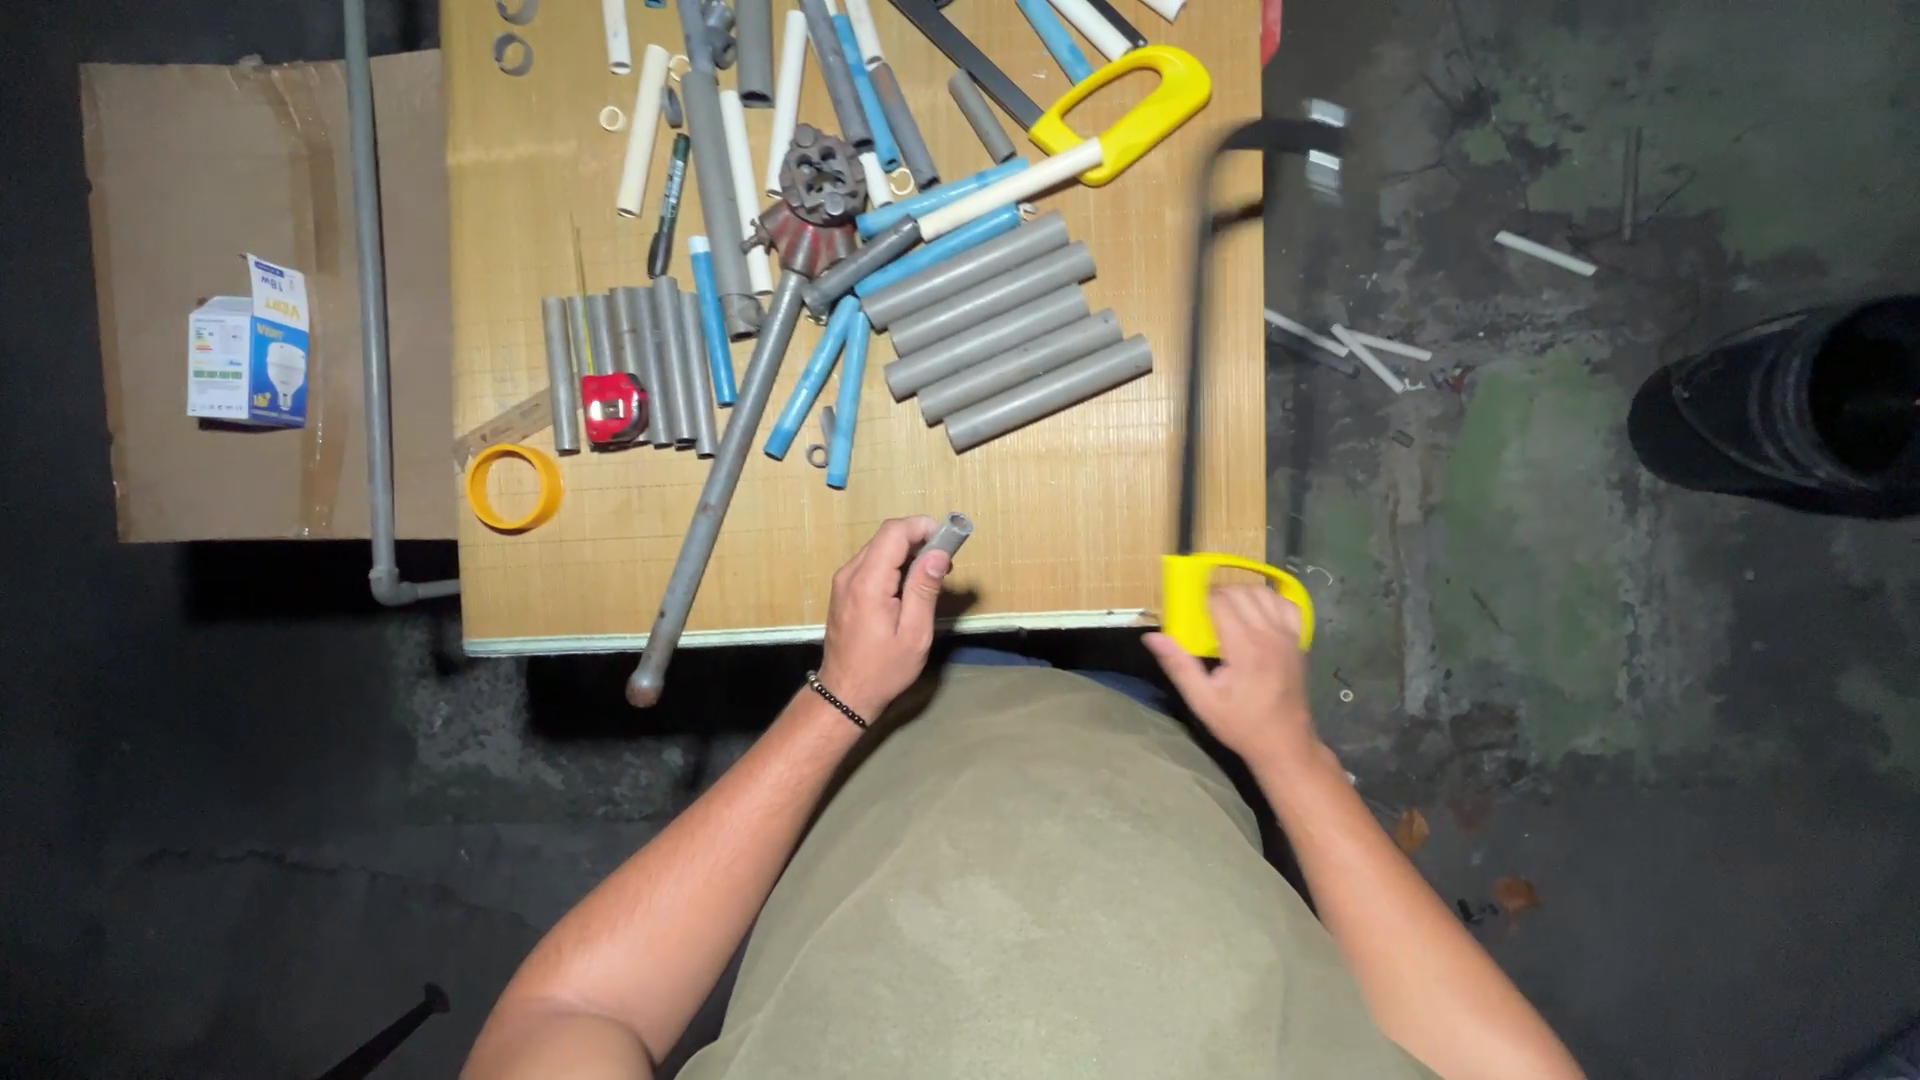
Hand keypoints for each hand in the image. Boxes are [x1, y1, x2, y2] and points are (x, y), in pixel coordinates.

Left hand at [816, 516, 947, 717]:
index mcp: (868, 583)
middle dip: (918, 540)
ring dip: (907, 553)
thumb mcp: (915, 633)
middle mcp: (850, 574)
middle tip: (945, 563)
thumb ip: (925, 589)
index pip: (894, 533)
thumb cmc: (884, 669)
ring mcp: (843, 582)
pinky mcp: (843, 590)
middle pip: (886, 537)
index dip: (923, 527)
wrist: (844, 693)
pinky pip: (871, 564)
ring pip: (878, 548)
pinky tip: (910, 587)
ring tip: (932, 577)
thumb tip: (939, 553)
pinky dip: (893, 565)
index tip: (948, 541)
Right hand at [1144, 586, 1316, 764]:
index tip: (1190, 610)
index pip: (1221, 601)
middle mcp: (1270, 635)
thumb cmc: (1240, 724)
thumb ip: (1178, 666)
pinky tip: (1257, 612)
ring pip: (1264, 593)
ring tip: (1228, 610)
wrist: (1285, 744)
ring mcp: (1289, 636)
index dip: (1202, 599)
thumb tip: (1152, 637)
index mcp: (1245, 648)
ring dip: (1243, 593)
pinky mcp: (1299, 641)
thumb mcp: (1202, 701)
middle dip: (1219, 594)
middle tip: (1203, 612)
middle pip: (1242, 592)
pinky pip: (1287, 605)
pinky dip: (1271, 600)